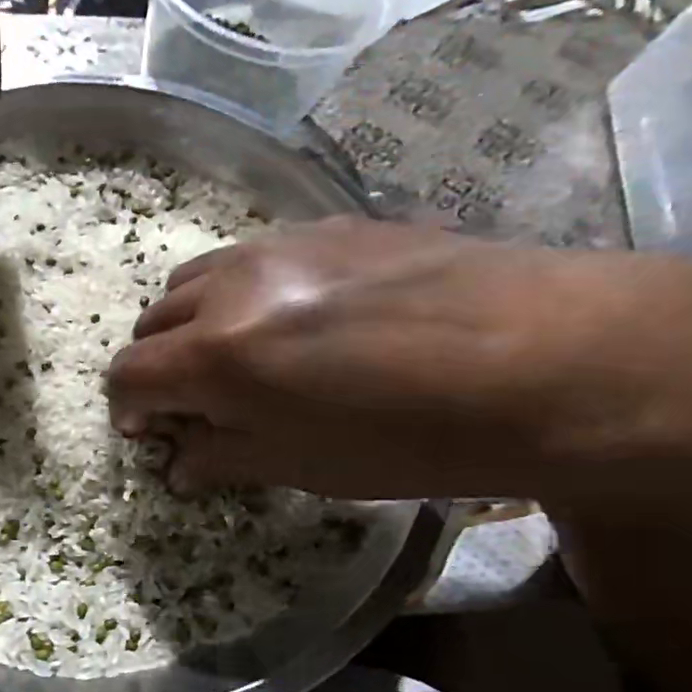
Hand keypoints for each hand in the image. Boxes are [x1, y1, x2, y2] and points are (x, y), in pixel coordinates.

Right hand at [106, 218, 691, 502]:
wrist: (562, 358)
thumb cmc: (418, 436)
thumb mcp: (304, 466)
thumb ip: (222, 456)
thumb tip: (178, 460)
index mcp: (218, 354)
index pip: (129, 375)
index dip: (129, 409)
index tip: (151, 433)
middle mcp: (232, 288)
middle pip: (152, 322)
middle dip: (159, 365)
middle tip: (197, 399)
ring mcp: (281, 246)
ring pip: (194, 279)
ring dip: (193, 322)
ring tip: (237, 351)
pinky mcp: (330, 225)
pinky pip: (253, 256)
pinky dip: (243, 291)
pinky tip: (297, 315)